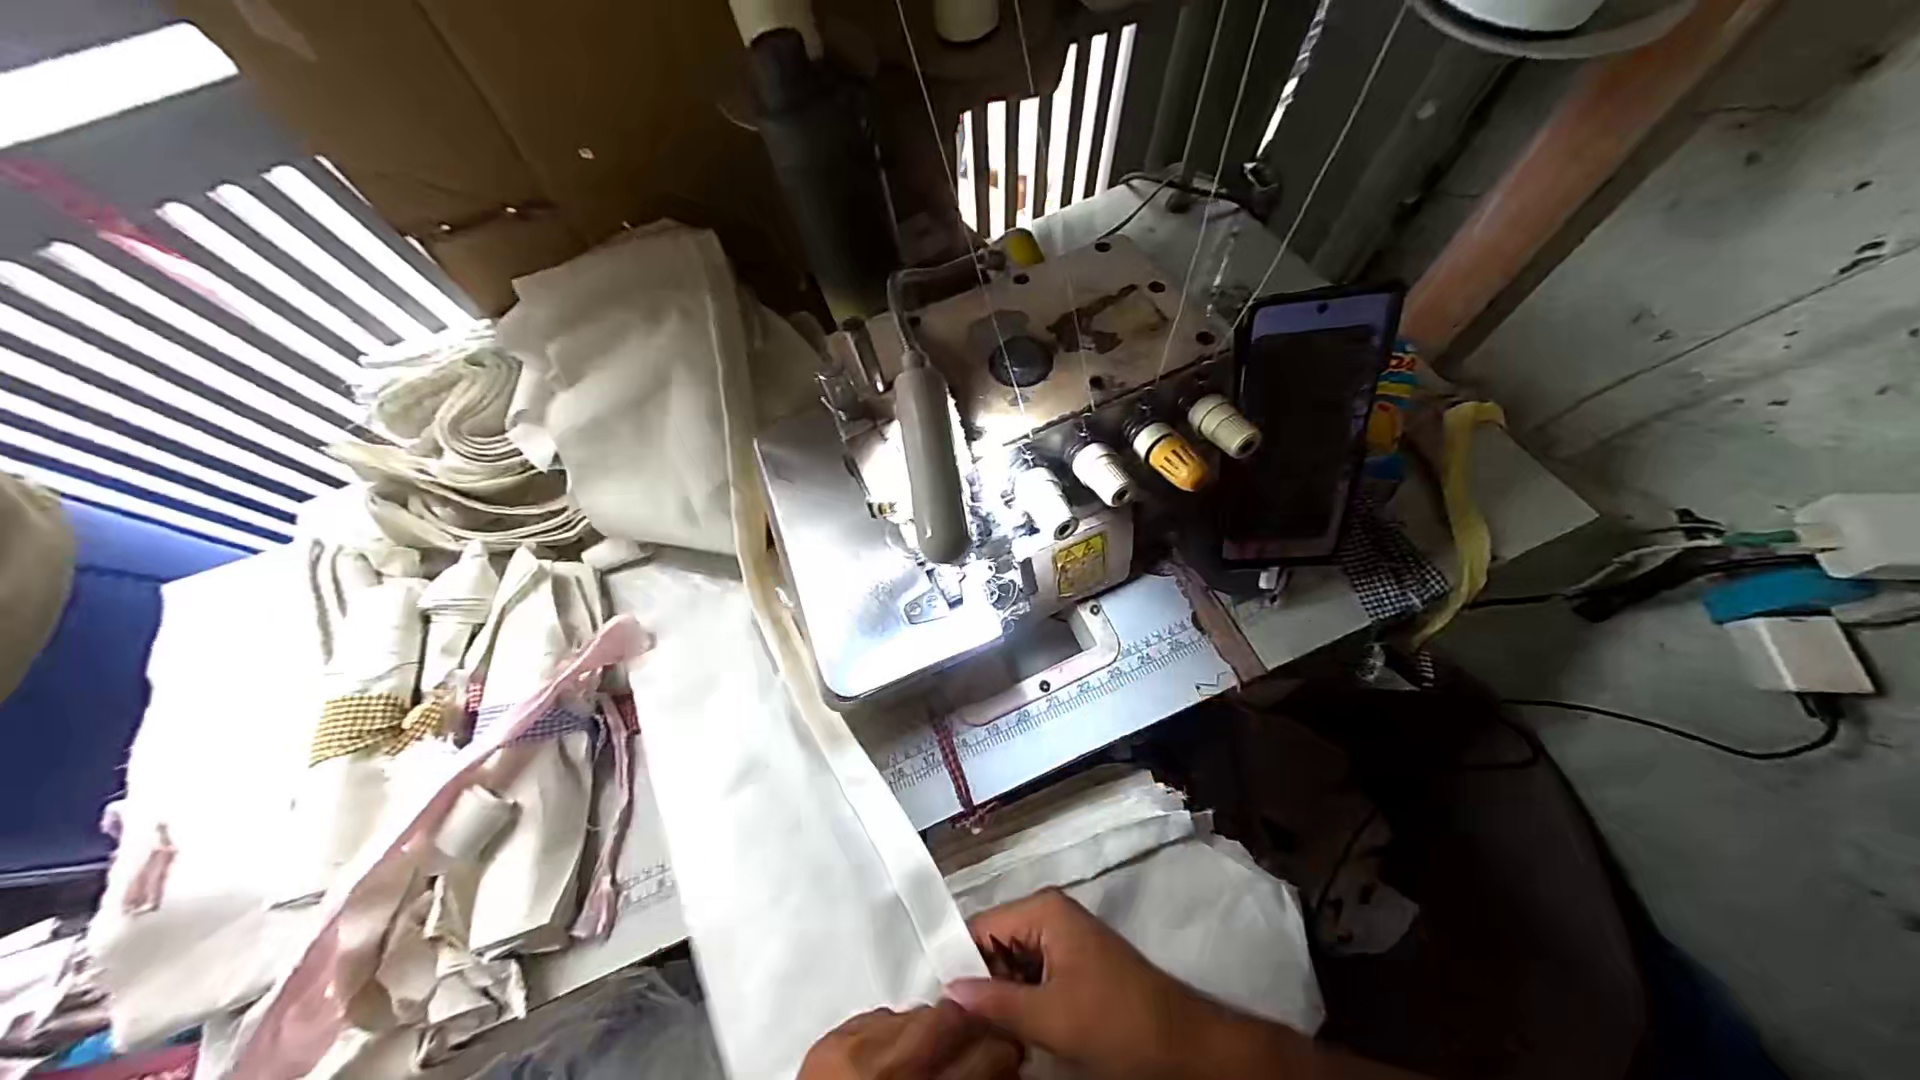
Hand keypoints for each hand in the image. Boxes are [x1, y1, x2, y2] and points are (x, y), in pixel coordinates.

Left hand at [798, 1000, 1024, 1079]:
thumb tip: (996, 1072)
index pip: (984, 1057)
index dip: (1002, 1048)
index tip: (1009, 1049)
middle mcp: (895, 1071)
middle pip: (951, 1019)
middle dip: (969, 1025)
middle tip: (978, 1036)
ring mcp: (859, 1051)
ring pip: (915, 1012)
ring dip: (928, 1026)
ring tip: (926, 1046)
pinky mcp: (830, 1041)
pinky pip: (877, 1017)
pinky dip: (889, 1030)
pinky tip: (888, 1052)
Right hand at [943, 889, 1312, 1079]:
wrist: (1186, 1048)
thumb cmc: (1118, 1023)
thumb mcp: (1052, 1018)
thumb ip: (996, 1003)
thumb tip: (948, 991)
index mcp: (1043, 911)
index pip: (980, 927)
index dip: (958, 964)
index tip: (937, 1007)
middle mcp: (1049, 915)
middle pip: (993, 944)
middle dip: (977, 983)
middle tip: (959, 1029)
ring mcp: (1062, 940)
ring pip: (1009, 965)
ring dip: (997, 998)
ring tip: (979, 1035)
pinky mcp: (1072, 966)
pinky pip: (1030, 978)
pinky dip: (1018, 1003)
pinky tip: (1009, 1035)